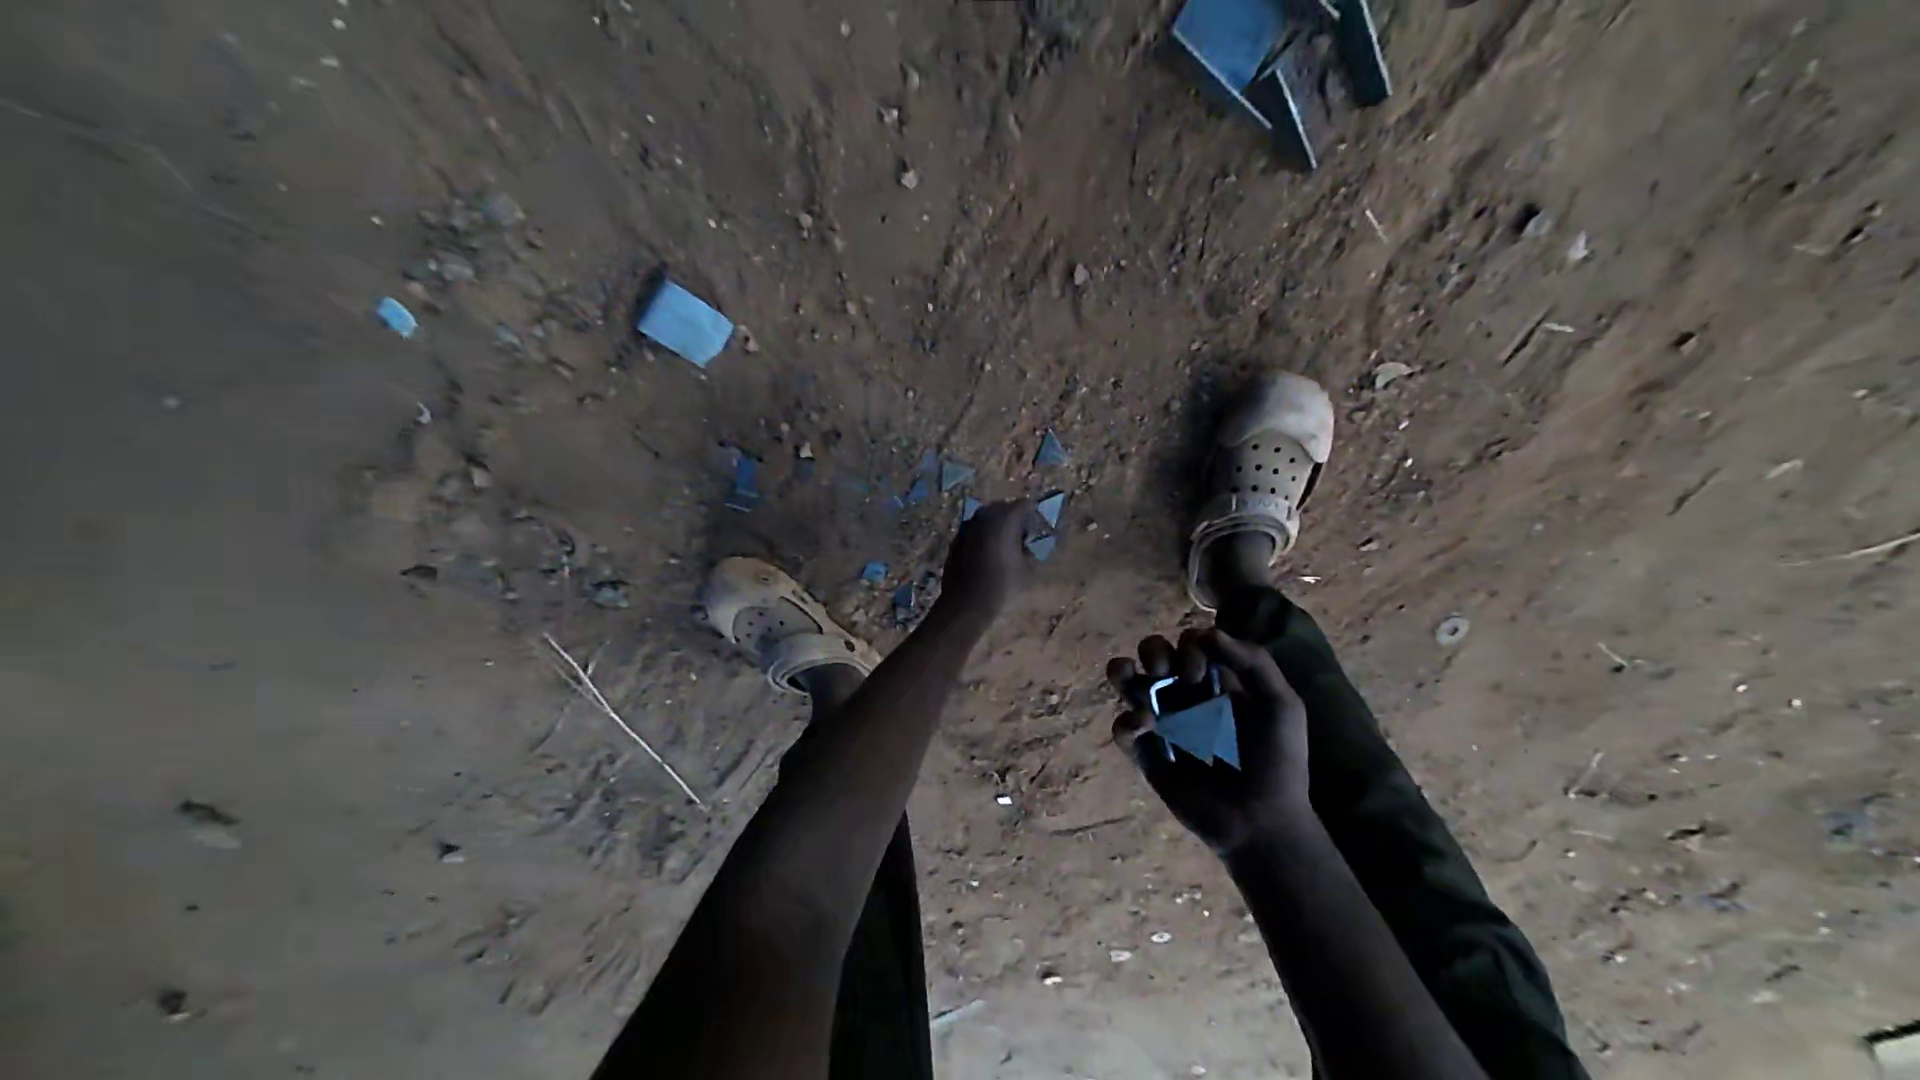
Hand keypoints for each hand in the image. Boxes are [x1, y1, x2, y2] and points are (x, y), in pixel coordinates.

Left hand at [936, 500, 1038, 622]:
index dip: (1034, 517)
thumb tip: (1028, 547)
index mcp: (1004, 519)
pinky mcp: (956, 539)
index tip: (1038, 533)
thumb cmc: (1002, 585)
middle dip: (1015, 520)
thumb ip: (1032, 552)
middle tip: (1023, 538)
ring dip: (998, 527)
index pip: (1025, 505)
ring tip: (1005, 548)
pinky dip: (983, 537)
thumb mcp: (1029, 571)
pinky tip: (987, 556)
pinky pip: (974, 531)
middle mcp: (984, 516)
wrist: (966, 603)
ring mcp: (966, 526)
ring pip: (987, 518)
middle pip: (1004, 508)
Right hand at [1107, 628, 1310, 854]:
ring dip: (1122, 673)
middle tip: (1167, 671)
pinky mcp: (1148, 756)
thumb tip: (1207, 632)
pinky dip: (1126, 723)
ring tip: (1128, 676)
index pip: (1189, 646)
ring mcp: (1165, 726)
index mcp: (1216, 685)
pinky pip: (1123, 731)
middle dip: (1153, 651)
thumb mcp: (1281, 705)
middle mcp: (1186, 699)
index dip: (1189, 648)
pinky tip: (1145, 726)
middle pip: (1154, 656)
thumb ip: (1253, 661)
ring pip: (1128, 686)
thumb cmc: (1277, 762)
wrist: (1262, 820)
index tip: (1202, 671)